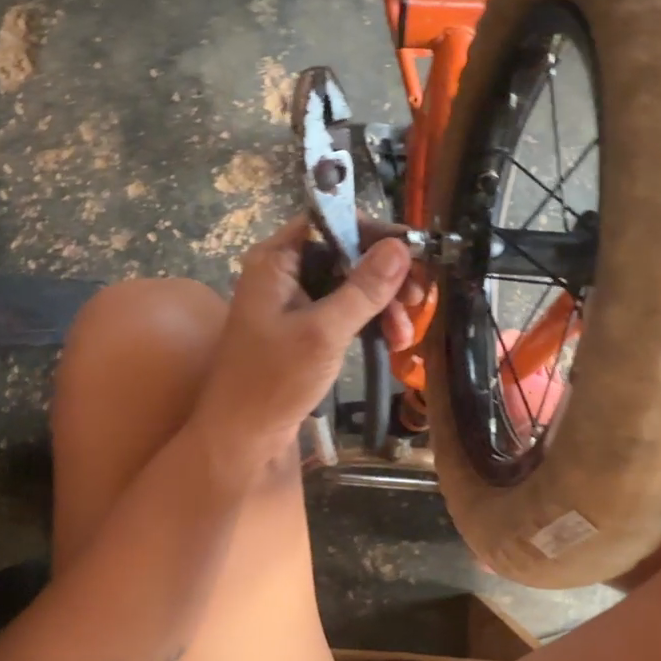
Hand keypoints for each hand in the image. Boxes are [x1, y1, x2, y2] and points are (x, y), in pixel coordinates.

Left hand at [190, 216, 411, 465]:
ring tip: (404, 334)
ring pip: (349, 285)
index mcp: (275, 261)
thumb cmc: (273, 381)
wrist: (242, 438)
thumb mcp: (324, 332)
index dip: (371, 233)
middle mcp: (282, 273)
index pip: (329, 223)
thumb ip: (363, 288)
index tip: (411, 253)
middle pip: (344, 253)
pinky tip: (392, 342)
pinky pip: (343, 311)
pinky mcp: (303, 328)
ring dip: (382, 304)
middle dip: (384, 277)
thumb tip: (400, 246)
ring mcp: (292, 302)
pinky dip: (368, 322)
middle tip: (417, 300)